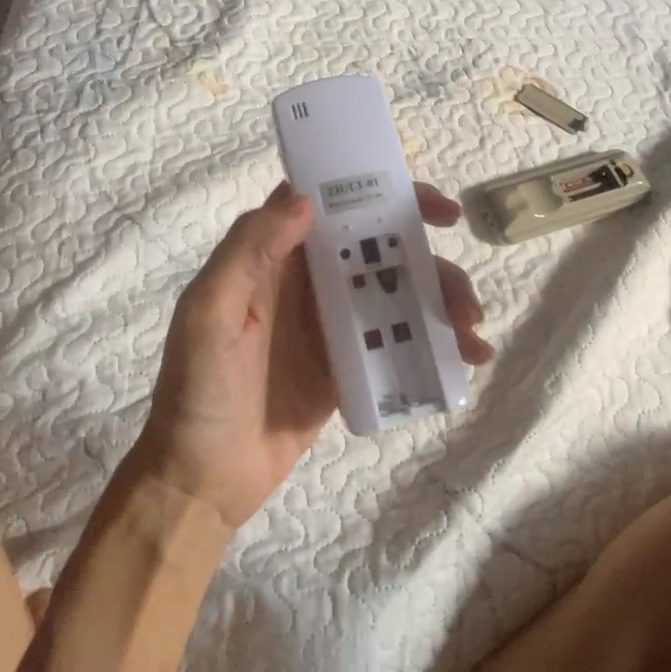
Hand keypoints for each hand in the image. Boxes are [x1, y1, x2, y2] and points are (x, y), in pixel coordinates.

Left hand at [131, 182, 490, 527]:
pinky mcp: (347, 365)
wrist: (204, 478)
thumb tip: (307, 200)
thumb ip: (249, 251)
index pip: (330, 206)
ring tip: (472, 324)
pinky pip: (397, 339)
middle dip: (427, 253)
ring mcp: (330, 324)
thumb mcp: (210, 313)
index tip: (429, 205)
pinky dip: (435, 341)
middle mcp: (305, 282)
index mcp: (271, 258)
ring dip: (439, 297)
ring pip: (395, 291)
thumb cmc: (198, 390)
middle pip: (376, 247)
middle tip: (462, 278)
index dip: (381, 193)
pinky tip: (466, 356)